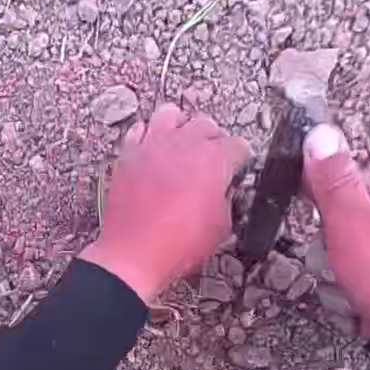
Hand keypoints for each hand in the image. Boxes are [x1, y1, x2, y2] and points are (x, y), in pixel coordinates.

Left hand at [80, 103, 248, 302]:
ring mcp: (153, 145)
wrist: (134, 255)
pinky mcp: (129, 154)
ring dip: (181, 126)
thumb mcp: (220, 228)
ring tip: (182, 145)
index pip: (238, 145)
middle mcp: (184, 144)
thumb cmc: (178, 245)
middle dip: (214, 139)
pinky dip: (149, 136)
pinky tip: (154, 151)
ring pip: (171, 114)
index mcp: (214, 160)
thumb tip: (223, 192)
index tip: (237, 170)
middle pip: (206, 124)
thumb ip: (227, 200)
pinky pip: (140, 130)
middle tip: (212, 159)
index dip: (240, 160)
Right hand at [304, 124, 369, 331]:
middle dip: (328, 245)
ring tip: (350, 281)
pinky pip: (351, 276)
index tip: (319, 219)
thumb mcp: (350, 216)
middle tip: (339, 255)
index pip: (342, 179)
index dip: (321, 201)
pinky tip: (356, 297)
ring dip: (335, 272)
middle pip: (338, 219)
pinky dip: (348, 290)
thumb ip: (332, 177)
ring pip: (341, 252)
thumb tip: (319, 134)